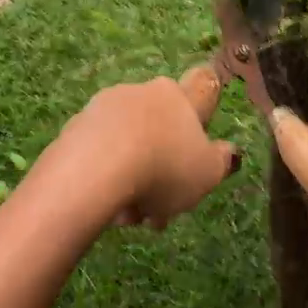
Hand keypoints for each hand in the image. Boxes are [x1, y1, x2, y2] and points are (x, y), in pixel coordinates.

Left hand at [52, 77, 238, 229]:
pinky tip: (108, 206)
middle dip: (162, 165)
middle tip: (161, 208)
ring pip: (129, 142)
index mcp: (177, 96)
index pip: (197, 94)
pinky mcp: (77, 125)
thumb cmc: (163, 167)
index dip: (200, 117)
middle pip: (160, 127)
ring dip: (134, 174)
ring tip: (131, 216)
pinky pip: (100, 151)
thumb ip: (222, 160)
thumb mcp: (207, 173)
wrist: (96, 168)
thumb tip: (229, 150)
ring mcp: (107, 105)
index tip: (195, 144)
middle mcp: (143, 92)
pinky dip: (106, 175)